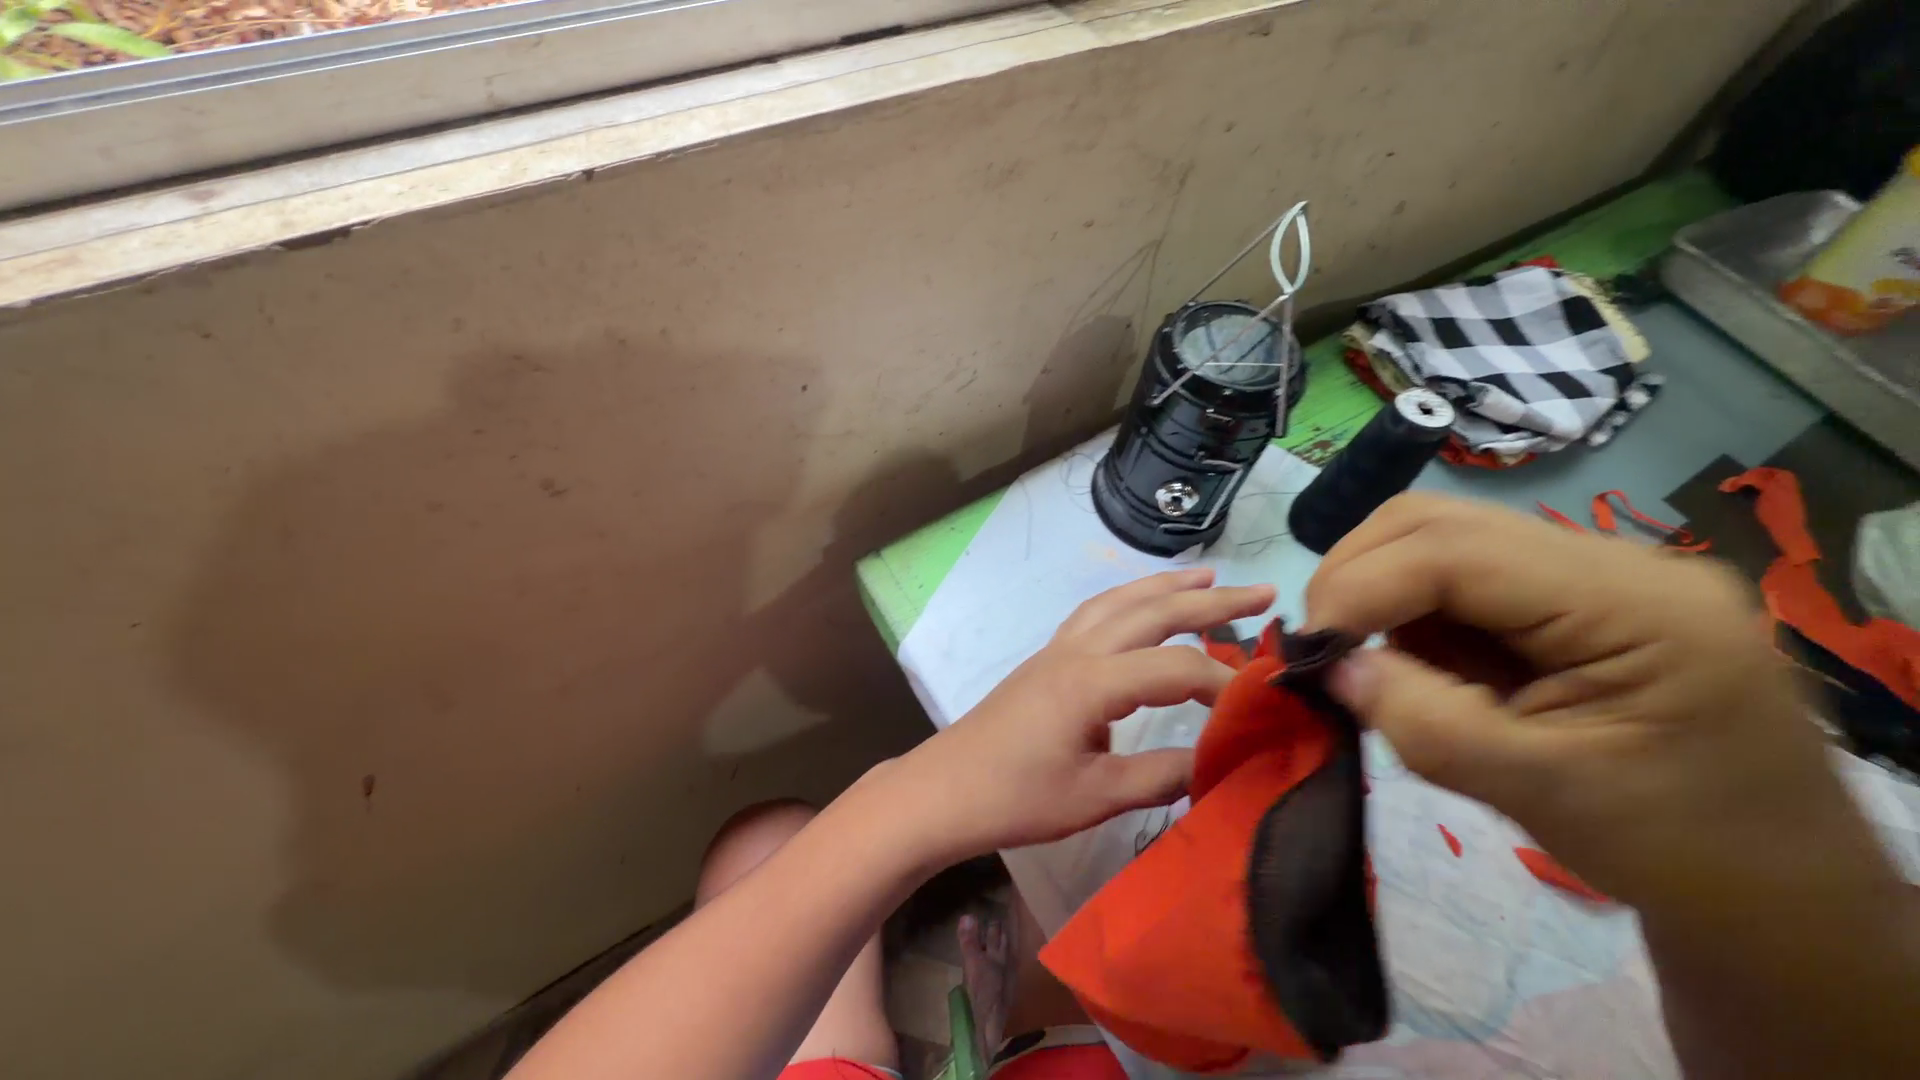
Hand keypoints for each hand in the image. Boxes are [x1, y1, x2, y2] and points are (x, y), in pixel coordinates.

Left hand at [888, 568, 1274, 864]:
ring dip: (1165, 587)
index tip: (1261, 706)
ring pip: (1119, 602)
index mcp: (1092, 682)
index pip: (1176, 669)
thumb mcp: (1096, 797)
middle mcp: (1077, 651)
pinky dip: (1130, 600)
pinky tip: (1143, 608)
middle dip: (1210, 600)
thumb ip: (1161, 777)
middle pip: (1151, 611)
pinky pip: (1096, 614)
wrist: (943, 792)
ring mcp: (1057, 651)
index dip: (1224, 685)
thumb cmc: (1015, 797)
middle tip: (1263, 593)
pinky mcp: (1046, 661)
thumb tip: (1218, 763)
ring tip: (1207, 577)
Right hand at [1304, 494, 1897, 926]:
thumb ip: (1426, 723)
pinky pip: (1461, 580)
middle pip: (1440, 521)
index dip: (1360, 587)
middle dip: (1357, 576)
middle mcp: (1615, 562)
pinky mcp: (1571, 598)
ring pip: (1440, 539)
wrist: (1769, 890)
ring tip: (1361, 660)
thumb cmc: (1673, 850)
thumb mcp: (1539, 793)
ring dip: (1378, 592)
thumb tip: (1329, 665)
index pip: (1455, 550)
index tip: (1307, 651)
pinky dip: (1410, 613)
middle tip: (1322, 648)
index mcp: (1634, 602)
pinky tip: (1411, 665)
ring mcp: (1595, 574)